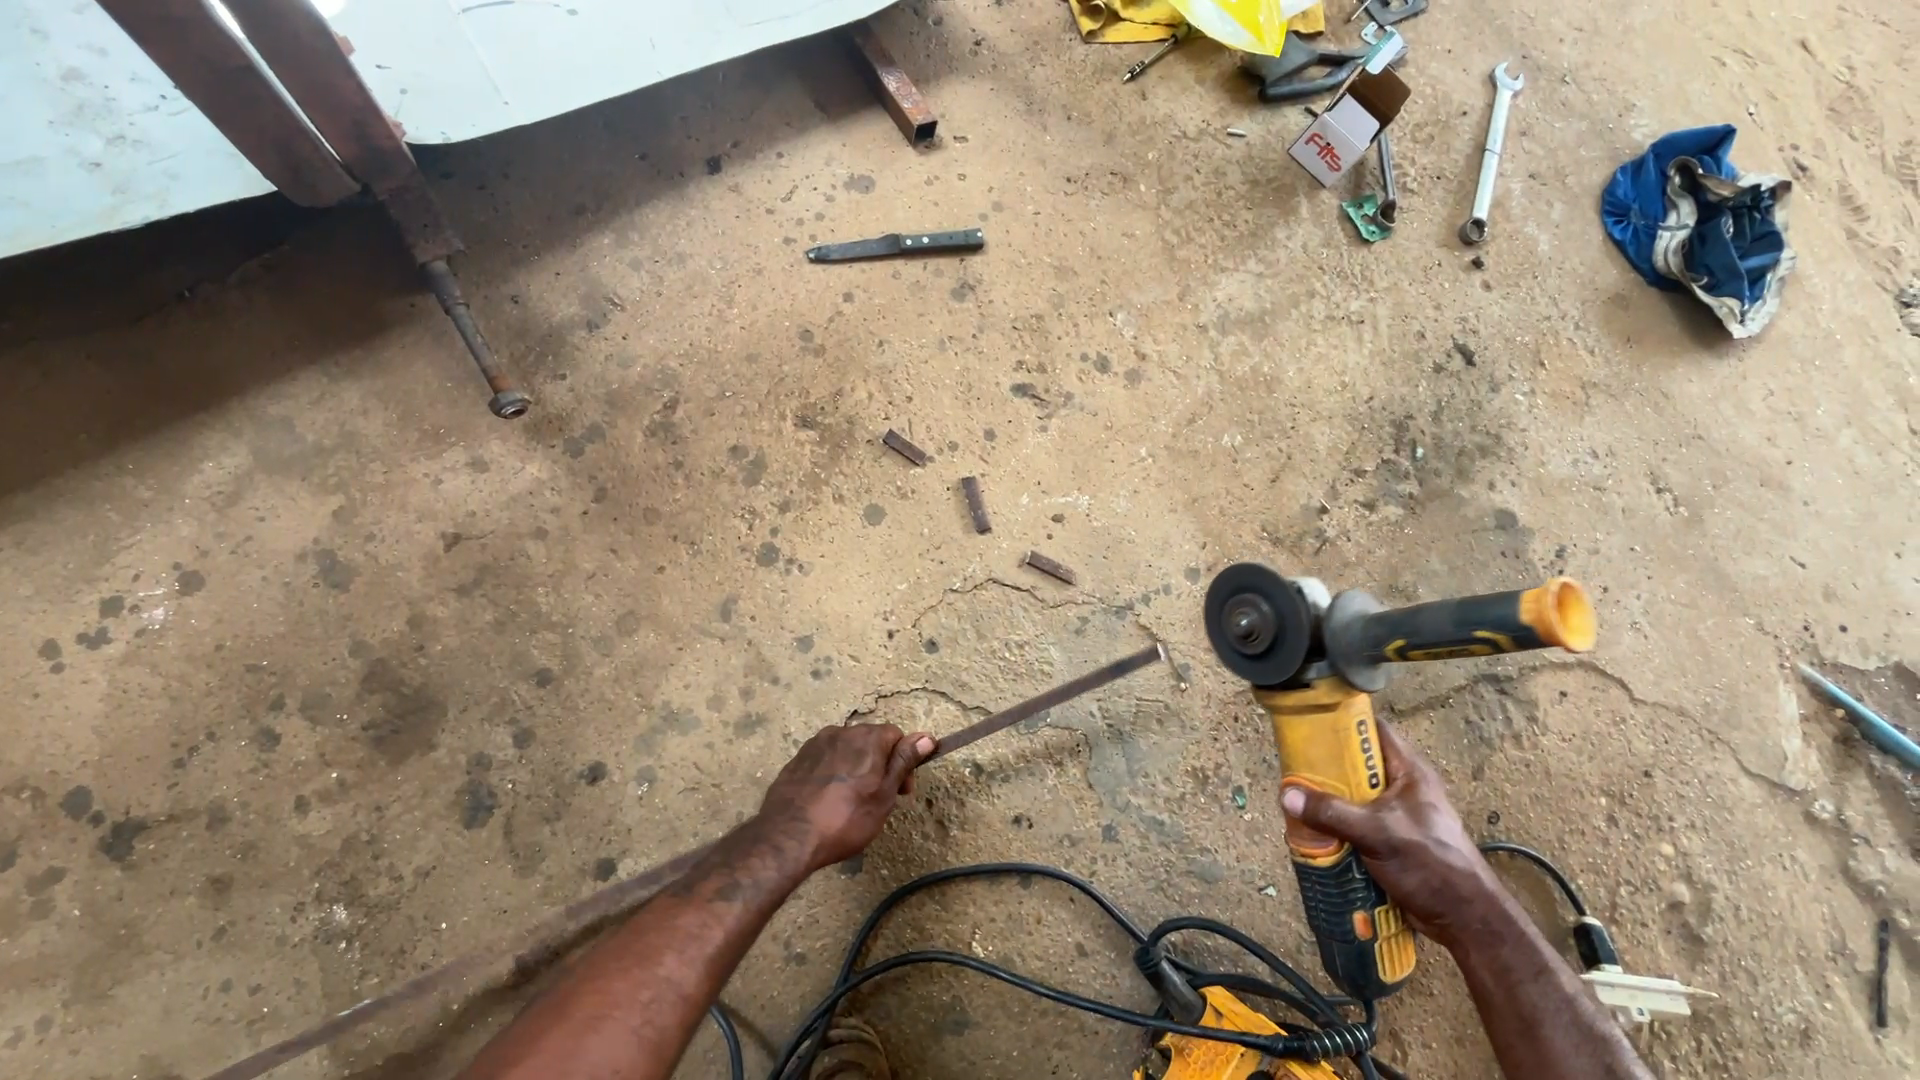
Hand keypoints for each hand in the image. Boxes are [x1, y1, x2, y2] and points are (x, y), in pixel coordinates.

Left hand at [756, 723, 933, 873]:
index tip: (902, 791)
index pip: (896, 736)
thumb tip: (926, 737)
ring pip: (846, 750)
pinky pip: (825, 760)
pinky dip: (833, 773)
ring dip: (855, 768)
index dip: (904, 763)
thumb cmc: (845, 819)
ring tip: (851, 802)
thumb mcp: (884, 795)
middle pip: (870, 741)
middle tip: (879, 799)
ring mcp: (815, 744)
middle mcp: (841, 732)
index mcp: (867, 738)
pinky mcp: (797, 759)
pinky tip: (828, 800)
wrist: (788, 836)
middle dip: (880, 765)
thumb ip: (904, 762)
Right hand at [1279, 722, 1507, 950]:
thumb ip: (1332, 813)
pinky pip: (1355, 825)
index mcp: (1409, 772)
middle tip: (1294, 771)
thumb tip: (1286, 796)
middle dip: (1326, 770)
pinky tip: (1315, 834)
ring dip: (1328, 803)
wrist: (1466, 920)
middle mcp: (1403, 789)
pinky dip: (1336, 828)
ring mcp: (1397, 817)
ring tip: (1298, 804)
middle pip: (1358, 766)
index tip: (1309, 725)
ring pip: (1353, 798)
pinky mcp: (1391, 842)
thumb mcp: (1377, 832)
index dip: (1343, 724)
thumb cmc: (1431, 864)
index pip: (1375, 730)